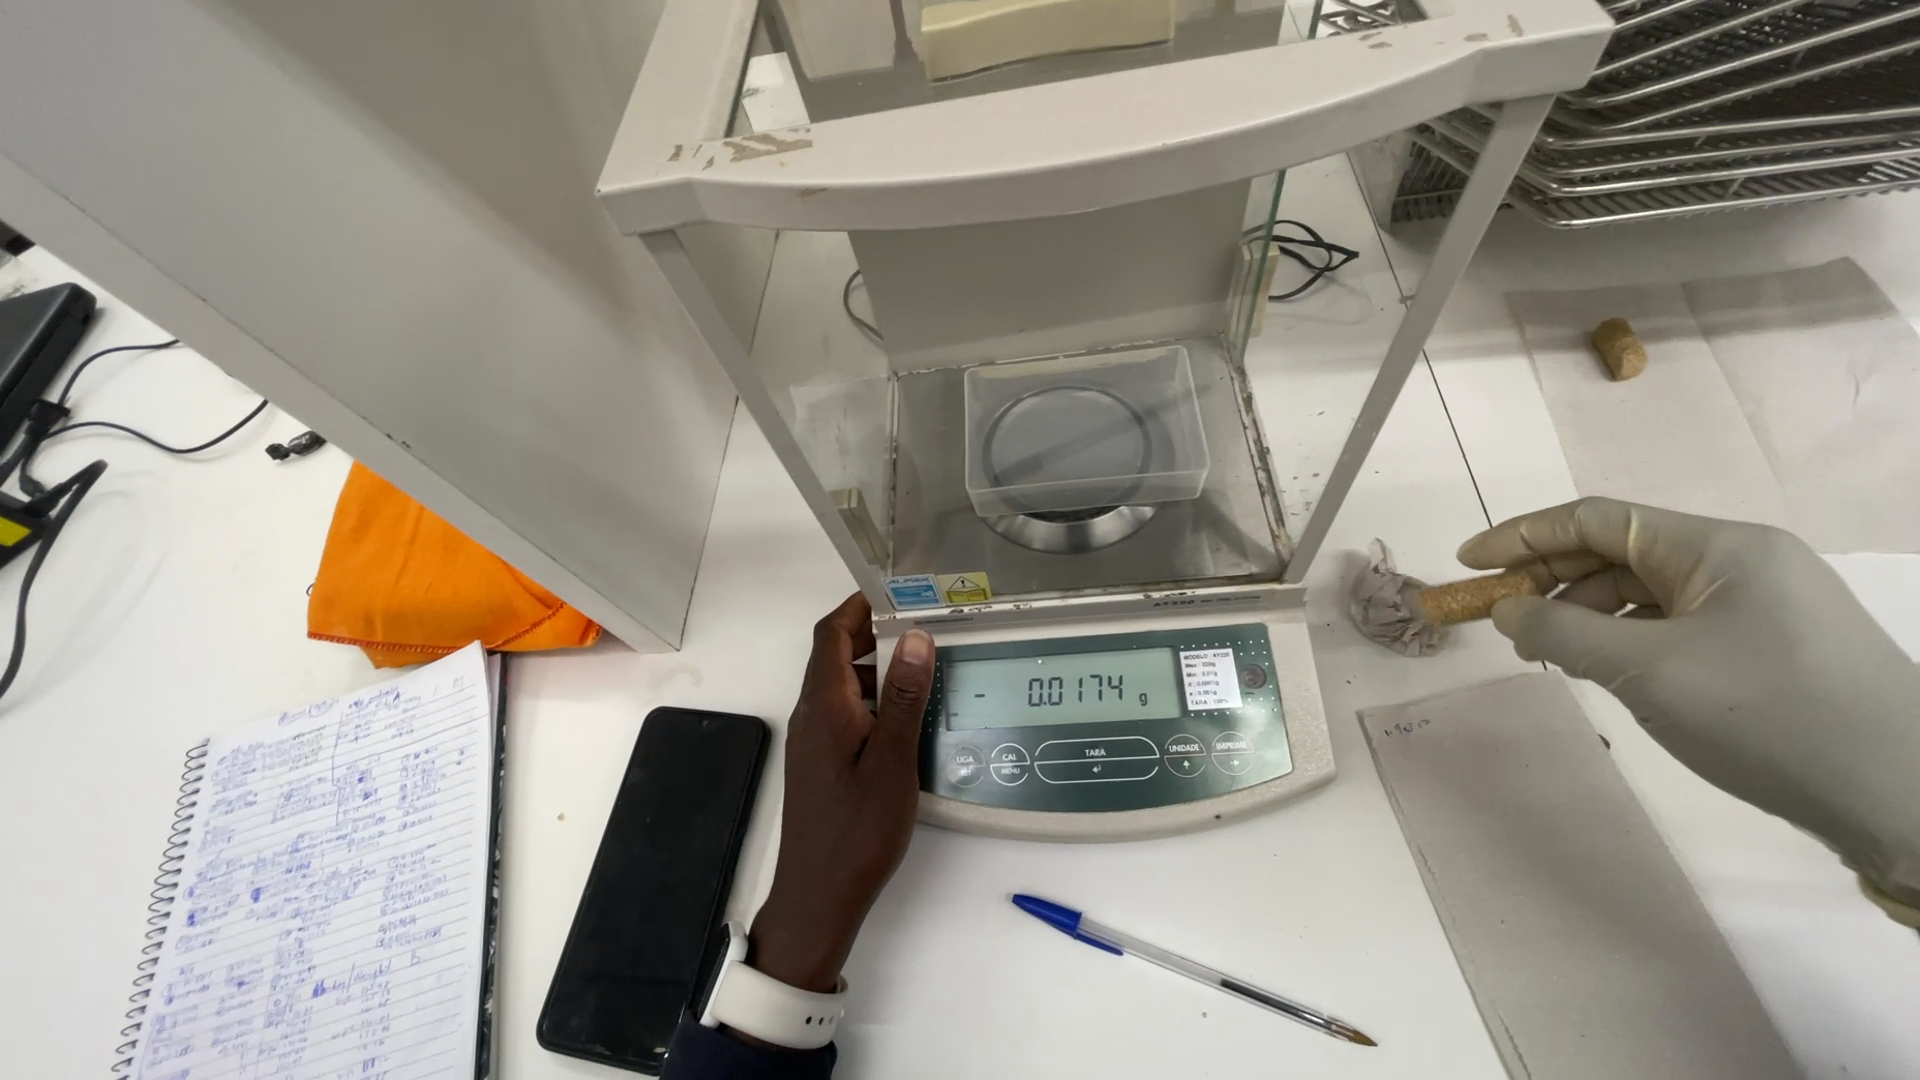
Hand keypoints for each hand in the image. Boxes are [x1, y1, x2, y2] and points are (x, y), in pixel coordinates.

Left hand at [749, 593, 934, 992]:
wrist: (819, 896)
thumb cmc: (858, 828)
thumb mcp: (892, 760)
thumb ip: (905, 697)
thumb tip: (916, 636)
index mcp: (824, 704)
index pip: (831, 634)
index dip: (858, 606)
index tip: (896, 591)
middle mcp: (811, 714)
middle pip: (834, 655)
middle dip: (872, 633)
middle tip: (921, 625)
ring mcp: (814, 740)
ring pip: (840, 686)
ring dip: (874, 667)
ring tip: (922, 665)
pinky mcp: (821, 762)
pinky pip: (844, 712)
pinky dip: (871, 698)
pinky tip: (905, 715)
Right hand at [1458, 497, 1919, 906]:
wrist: (1910, 802)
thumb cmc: (1769, 716)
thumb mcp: (1646, 670)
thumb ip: (1559, 630)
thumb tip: (1504, 610)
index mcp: (1717, 548)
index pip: (1595, 520)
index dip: (1521, 536)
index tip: (1466, 563)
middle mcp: (1736, 562)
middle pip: (1614, 552)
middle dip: (1545, 578)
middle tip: (1494, 615)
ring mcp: (1753, 604)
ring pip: (1637, 591)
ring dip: (1578, 613)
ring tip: (1540, 652)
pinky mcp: (1760, 644)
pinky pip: (1665, 622)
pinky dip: (1617, 637)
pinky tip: (1593, 666)